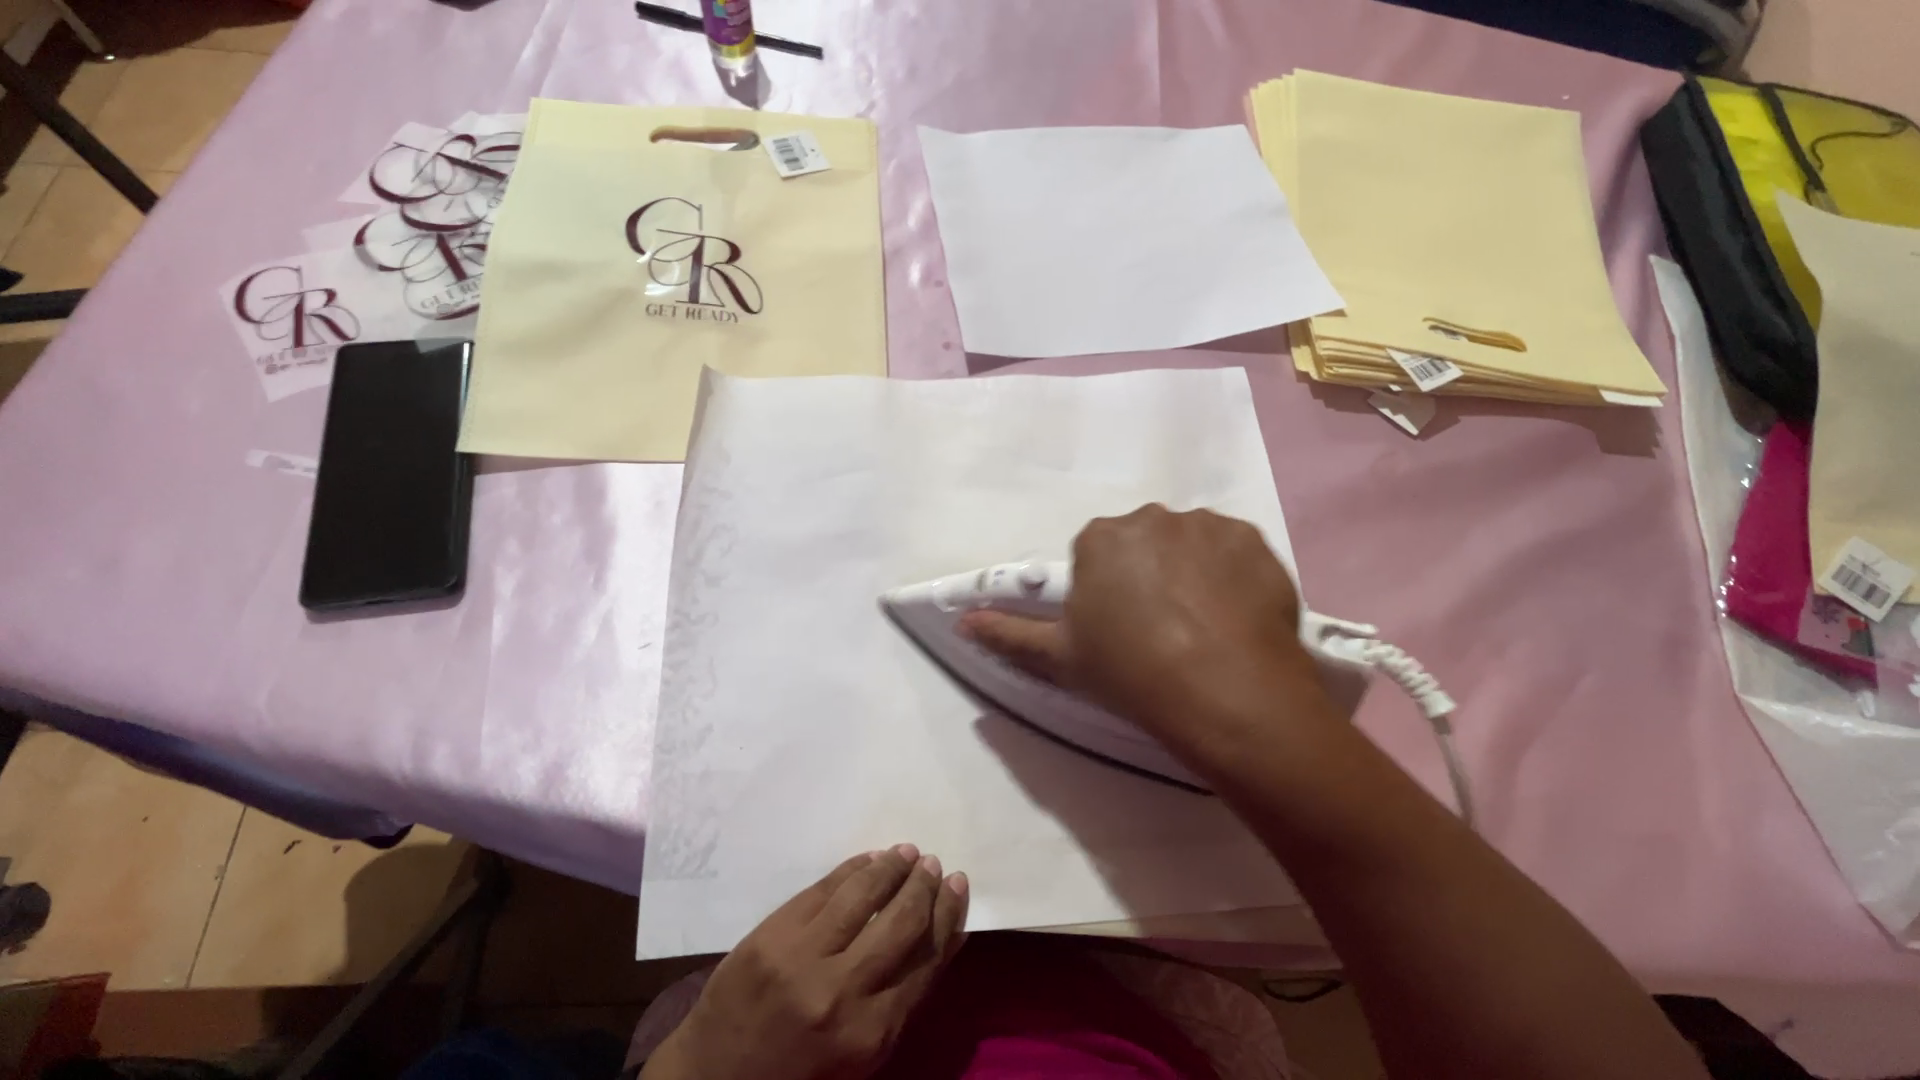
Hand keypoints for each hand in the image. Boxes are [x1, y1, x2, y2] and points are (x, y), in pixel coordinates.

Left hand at [643, 845, 967, 1079]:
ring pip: (862, 896)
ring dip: (891, 868)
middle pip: (901, 923)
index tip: (959, 888)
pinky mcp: (771, 935)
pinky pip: (821, 889)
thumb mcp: (863, 1053)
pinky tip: (867, 860)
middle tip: (935, 866)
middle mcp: (842, 990)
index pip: (926, 959)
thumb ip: (904, 998)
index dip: (948, 917)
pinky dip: (850, 870)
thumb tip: (947, 937)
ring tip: (907, 853)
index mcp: (871, 1031)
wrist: (716, 1077)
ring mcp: (802, 957)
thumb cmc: (800, 1073)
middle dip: (923, 888)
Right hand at [959, 504, 1332, 762]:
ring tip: (1204, 628)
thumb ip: (1008, 634)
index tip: (1120, 631)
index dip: (1107, 594)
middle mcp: (1150, 518)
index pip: (1097, 557)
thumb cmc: (1130, 672)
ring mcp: (1206, 525)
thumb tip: (963, 621)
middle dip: (1148, 576)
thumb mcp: (1060, 658)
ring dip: (1191, 573)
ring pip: (1191, 546)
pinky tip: (1235, 618)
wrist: (1225, 692)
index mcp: (1098, 539)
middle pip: (1144, 544)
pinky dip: (1232, 577)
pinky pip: (1234, 553)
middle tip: (1161, 632)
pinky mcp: (1253, 540)